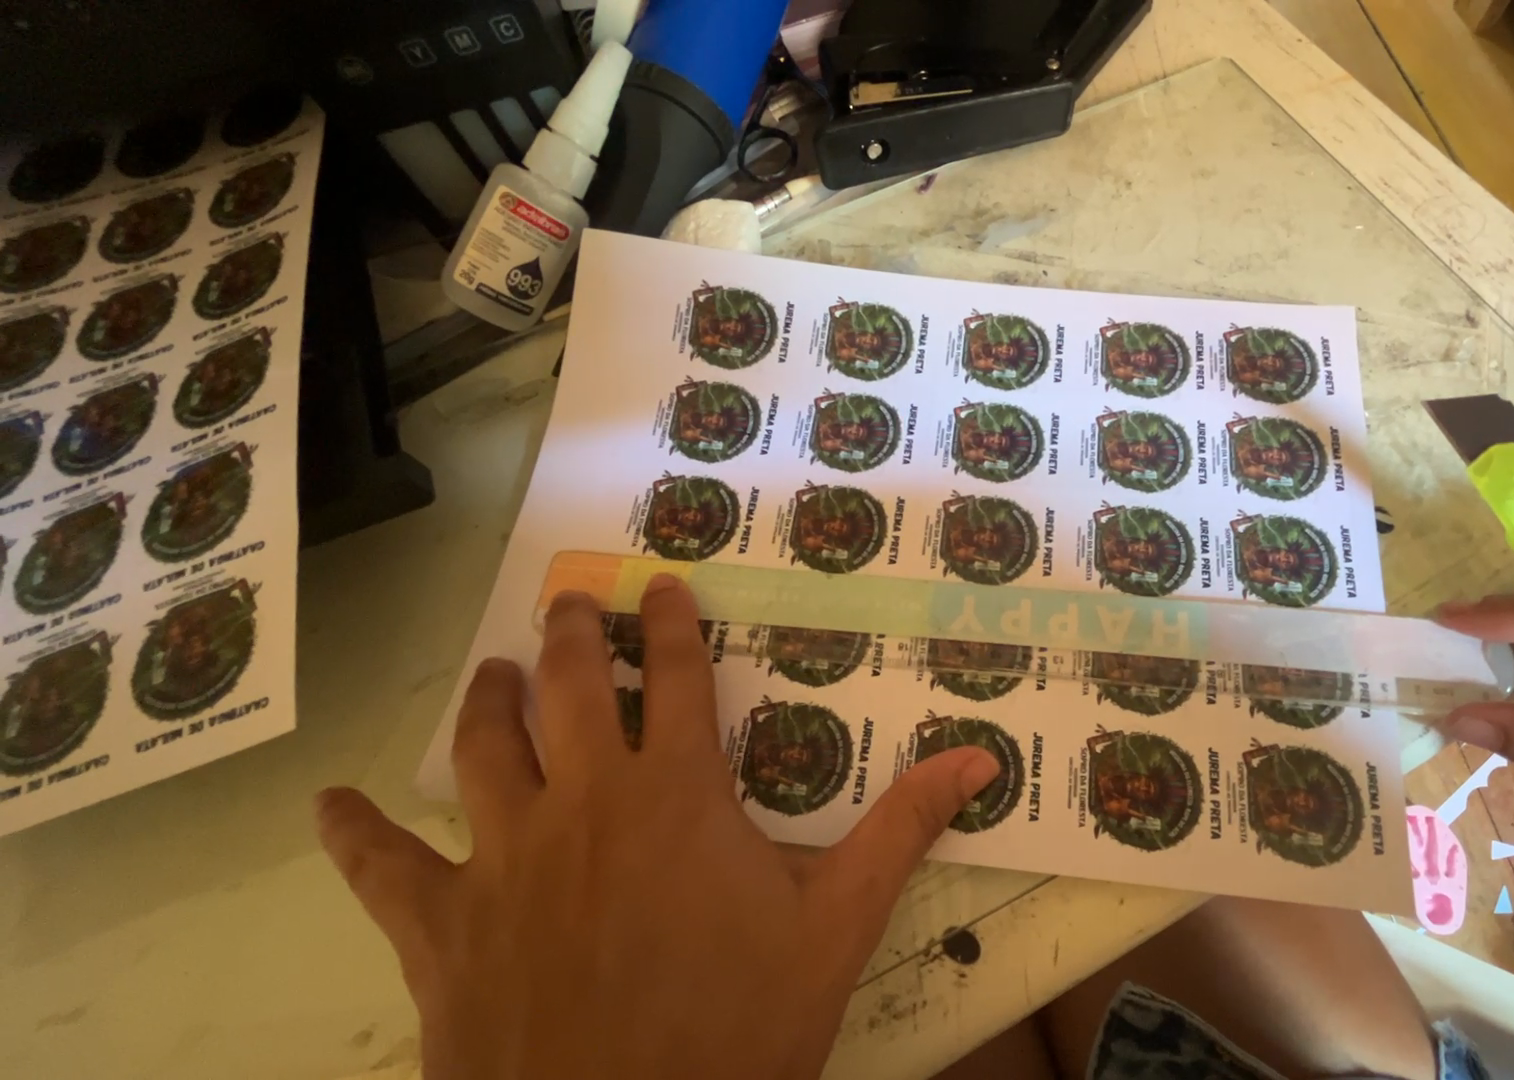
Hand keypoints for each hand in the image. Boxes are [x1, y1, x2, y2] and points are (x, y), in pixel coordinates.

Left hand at [315, 577, 1000, 1078]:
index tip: (659, 583)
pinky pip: (386, 872)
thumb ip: (905, 828)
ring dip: (491, 700)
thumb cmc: (739, 1027)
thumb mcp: (841, 923)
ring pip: (484, 752)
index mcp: (676, 794)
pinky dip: (354, 836)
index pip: (679, 678)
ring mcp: (504, 862)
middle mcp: (584, 803)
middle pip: (573, 690)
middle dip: (575, 636)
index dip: (671, 623)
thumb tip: (981, 756)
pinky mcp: (443, 933)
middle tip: (571, 601)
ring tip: (498, 668)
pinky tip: (326, 806)